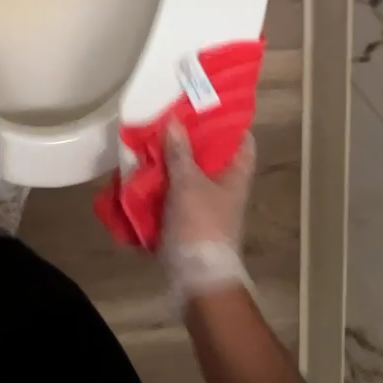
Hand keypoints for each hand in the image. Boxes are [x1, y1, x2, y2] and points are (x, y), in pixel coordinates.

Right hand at [161, 121, 254, 309]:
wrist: (196, 279)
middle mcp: (223, 189)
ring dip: (169, 160)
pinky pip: (171, 193)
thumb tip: (174, 120)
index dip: (230, 122)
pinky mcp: (185, 220)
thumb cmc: (201, 225)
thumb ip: (180, 151)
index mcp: (235, 177)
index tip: (207, 103)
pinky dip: (158, 182)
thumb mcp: (188, 182)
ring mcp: (204, 205)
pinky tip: (139, 169)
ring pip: (187, 173)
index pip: (242, 142)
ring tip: (147, 138)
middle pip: (210, 155)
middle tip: (166, 116)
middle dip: (188, 138)